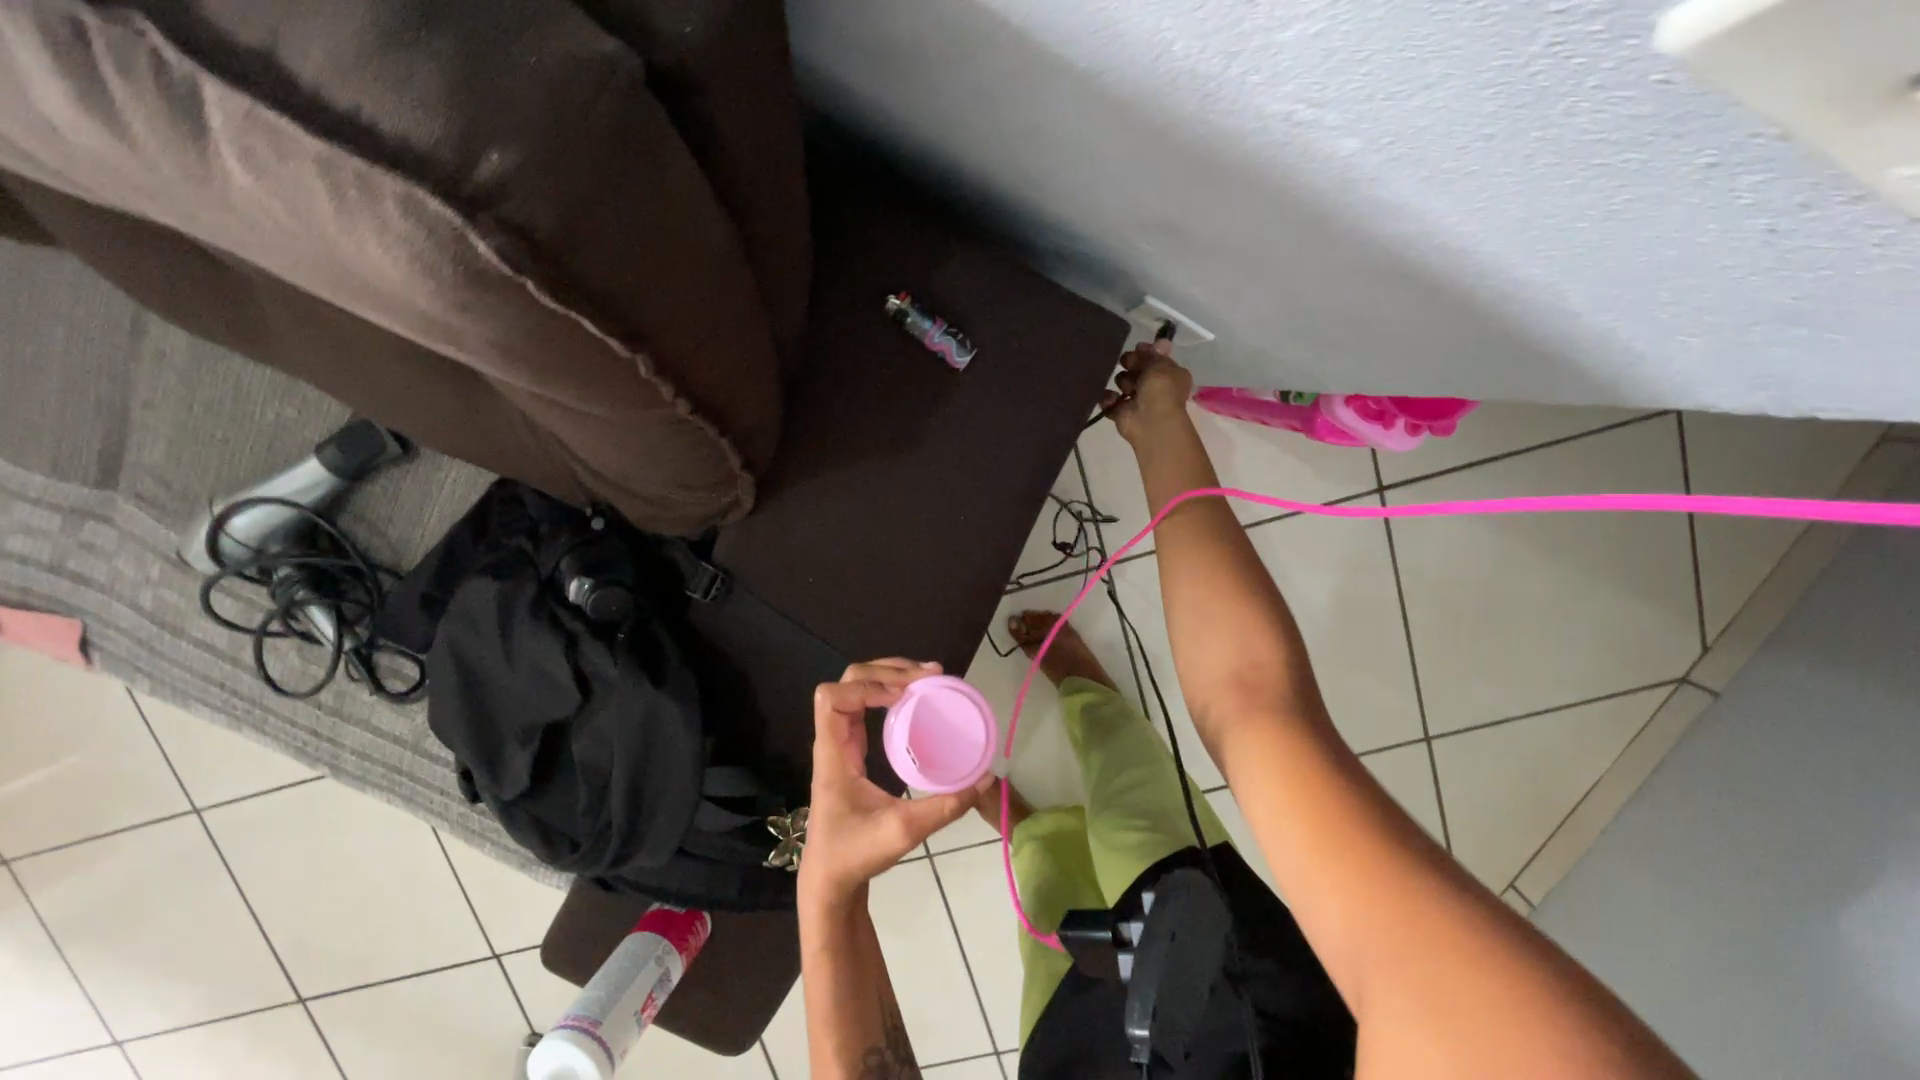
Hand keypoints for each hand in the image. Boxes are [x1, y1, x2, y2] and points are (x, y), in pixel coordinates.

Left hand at [798, 660, 986, 910]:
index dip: (866, 686)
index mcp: (834, 755)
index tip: (903, 695)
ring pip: (854, 691)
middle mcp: (834, 742)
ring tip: (926, 679)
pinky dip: (887, 695)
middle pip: (847, 682)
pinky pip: (863, 707)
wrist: (830, 880)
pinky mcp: (851, 752)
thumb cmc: (856, 854)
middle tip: (928, 676)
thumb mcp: (904, 832)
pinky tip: (914, 701)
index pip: (832, 698)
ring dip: (887, 677)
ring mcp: (841, 745)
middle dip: (885, 670)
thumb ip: (945, 807)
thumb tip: (985, 778)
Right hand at [1100, 339, 1193, 445]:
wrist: (1150, 420)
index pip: (1156, 358)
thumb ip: (1154, 353)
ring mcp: (1138, 400)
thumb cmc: (1161, 389)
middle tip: (1127, 363)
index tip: (1137, 348)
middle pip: (1137, 368)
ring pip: (1123, 382)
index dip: (1146, 352)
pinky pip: (1110, 401)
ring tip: (1127, 388)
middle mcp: (1155, 387)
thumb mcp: (1160, 364)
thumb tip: (1160, 342)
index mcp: (1170, 375)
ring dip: (1122, 381)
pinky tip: (1112, 398)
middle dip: (1131, 364)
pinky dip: (1108, 399)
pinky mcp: (1121, 413)